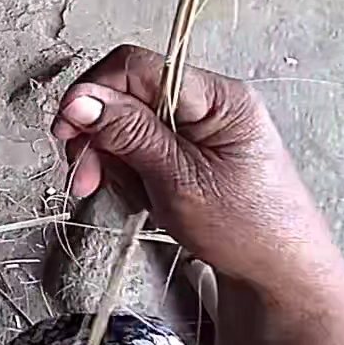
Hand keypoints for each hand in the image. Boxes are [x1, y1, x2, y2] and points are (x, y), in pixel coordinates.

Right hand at [51, 45, 343, 310]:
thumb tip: (79, 100)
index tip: (67, 131)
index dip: (92, 93)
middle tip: (86, 177)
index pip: (136, 68)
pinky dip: (124, 171)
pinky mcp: (182, 149)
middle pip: (123, 95)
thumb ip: (129, 134)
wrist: (276, 277)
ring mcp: (193, 126)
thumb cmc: (244, 230)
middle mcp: (203, 102)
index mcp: (216, 96)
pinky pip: (134, 146)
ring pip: (122, 124)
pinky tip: (138, 196)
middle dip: (97, 135)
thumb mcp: (179, 180)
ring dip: (109, 160)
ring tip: (126, 196)